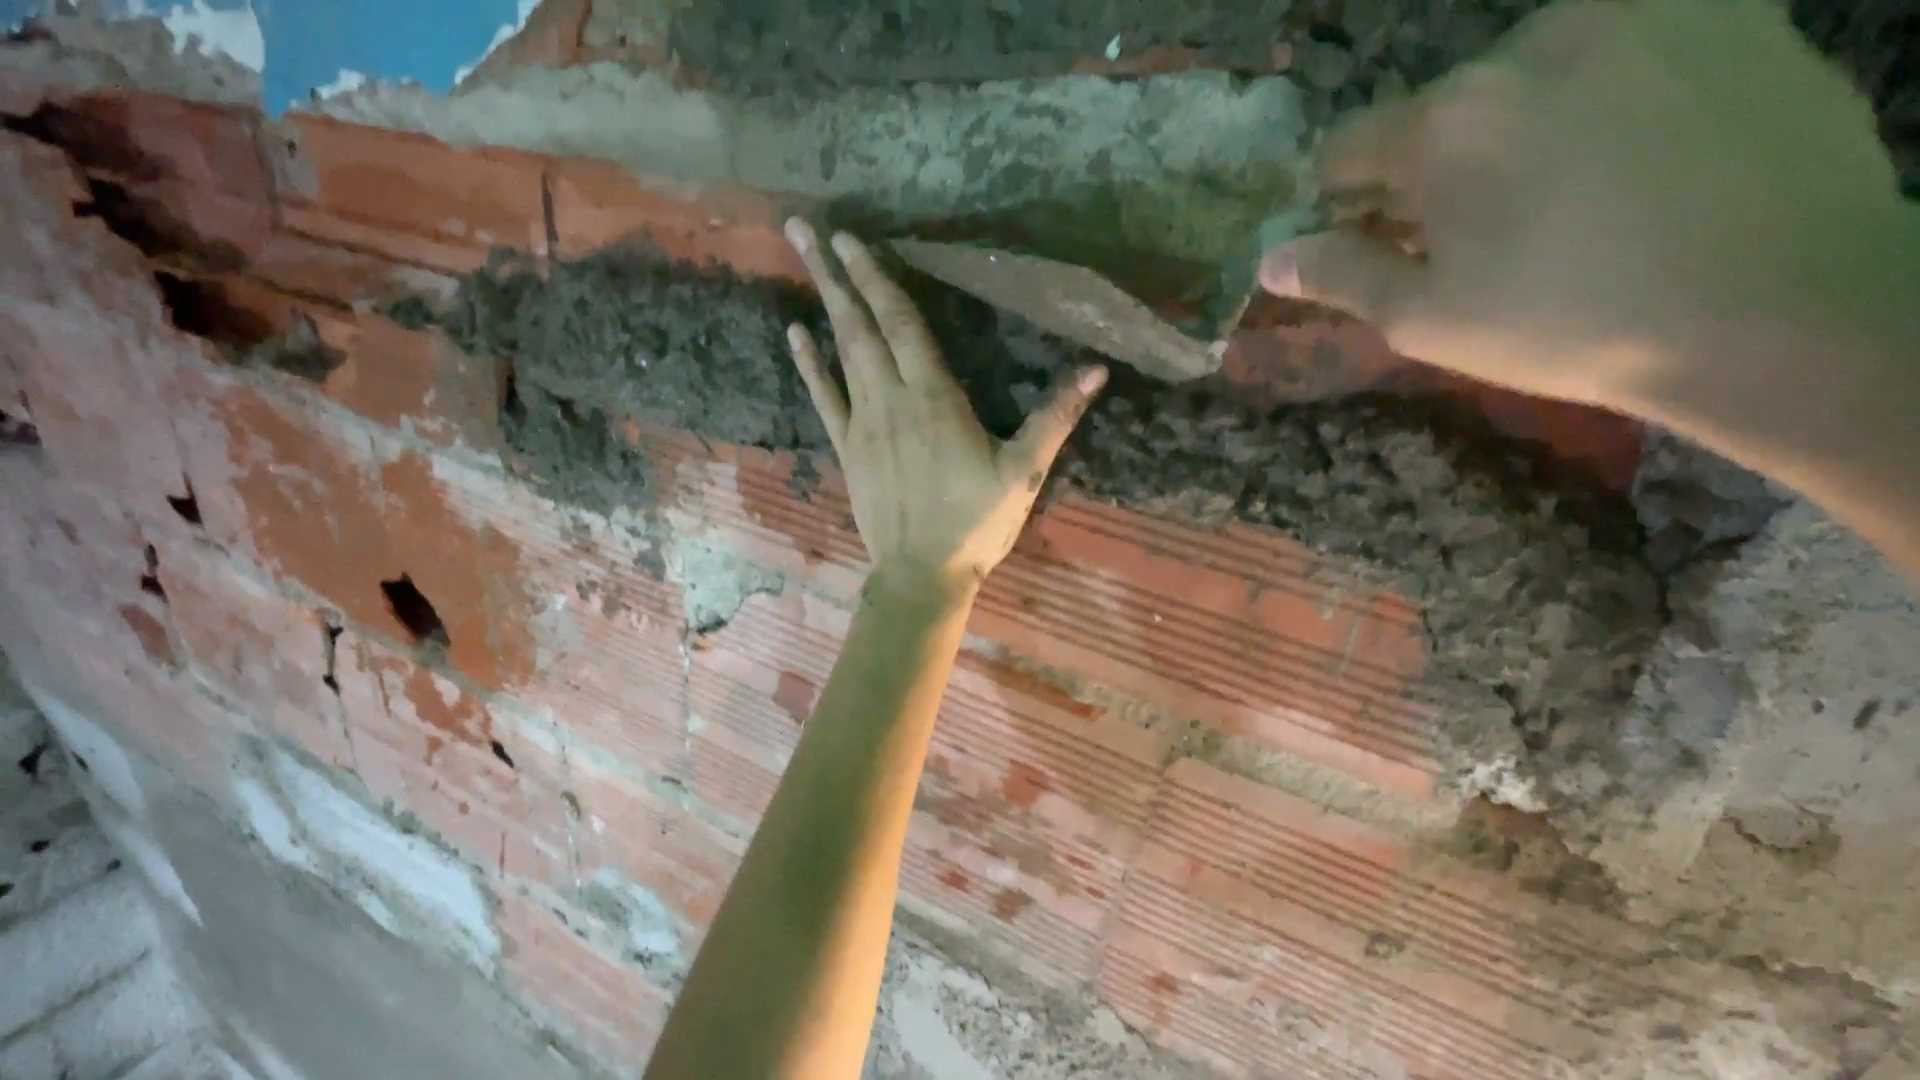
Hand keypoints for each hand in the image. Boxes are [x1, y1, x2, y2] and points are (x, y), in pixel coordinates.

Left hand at [784, 219, 1106, 596]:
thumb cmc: (977, 523)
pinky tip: (794, 332)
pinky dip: (809, 364)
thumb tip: (1097, 369)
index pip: (902, 324)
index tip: (852, 238)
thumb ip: (1056, 417)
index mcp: (935, 398)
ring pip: (841, 352)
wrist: (922, 575)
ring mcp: (862, 423)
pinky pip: (823, 397)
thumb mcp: (1024, 471)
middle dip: (834, 273)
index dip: (877, 278)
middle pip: (861, 326)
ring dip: (822, 303)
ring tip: (803, 258)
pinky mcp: (847, 448)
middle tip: (802, 227)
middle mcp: (891, 399)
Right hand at [1261, 0, 1904, 415]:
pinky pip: (1626, 49)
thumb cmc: (1572, 326)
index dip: (1343, 197)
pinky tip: (1647, 156)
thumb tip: (1272, 258)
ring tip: (1576, 195)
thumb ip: (1342, 276)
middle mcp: (1530, 43)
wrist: (1783, 309)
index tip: (1370, 235)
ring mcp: (1637, 15)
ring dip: (1525, 124)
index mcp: (1447, 123)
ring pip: (1532, 73)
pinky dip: (1612, 94)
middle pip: (1443, 109)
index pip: (1349, 147)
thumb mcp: (1430, 320)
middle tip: (1488, 231)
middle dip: (1443, 165)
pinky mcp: (1727, 12)